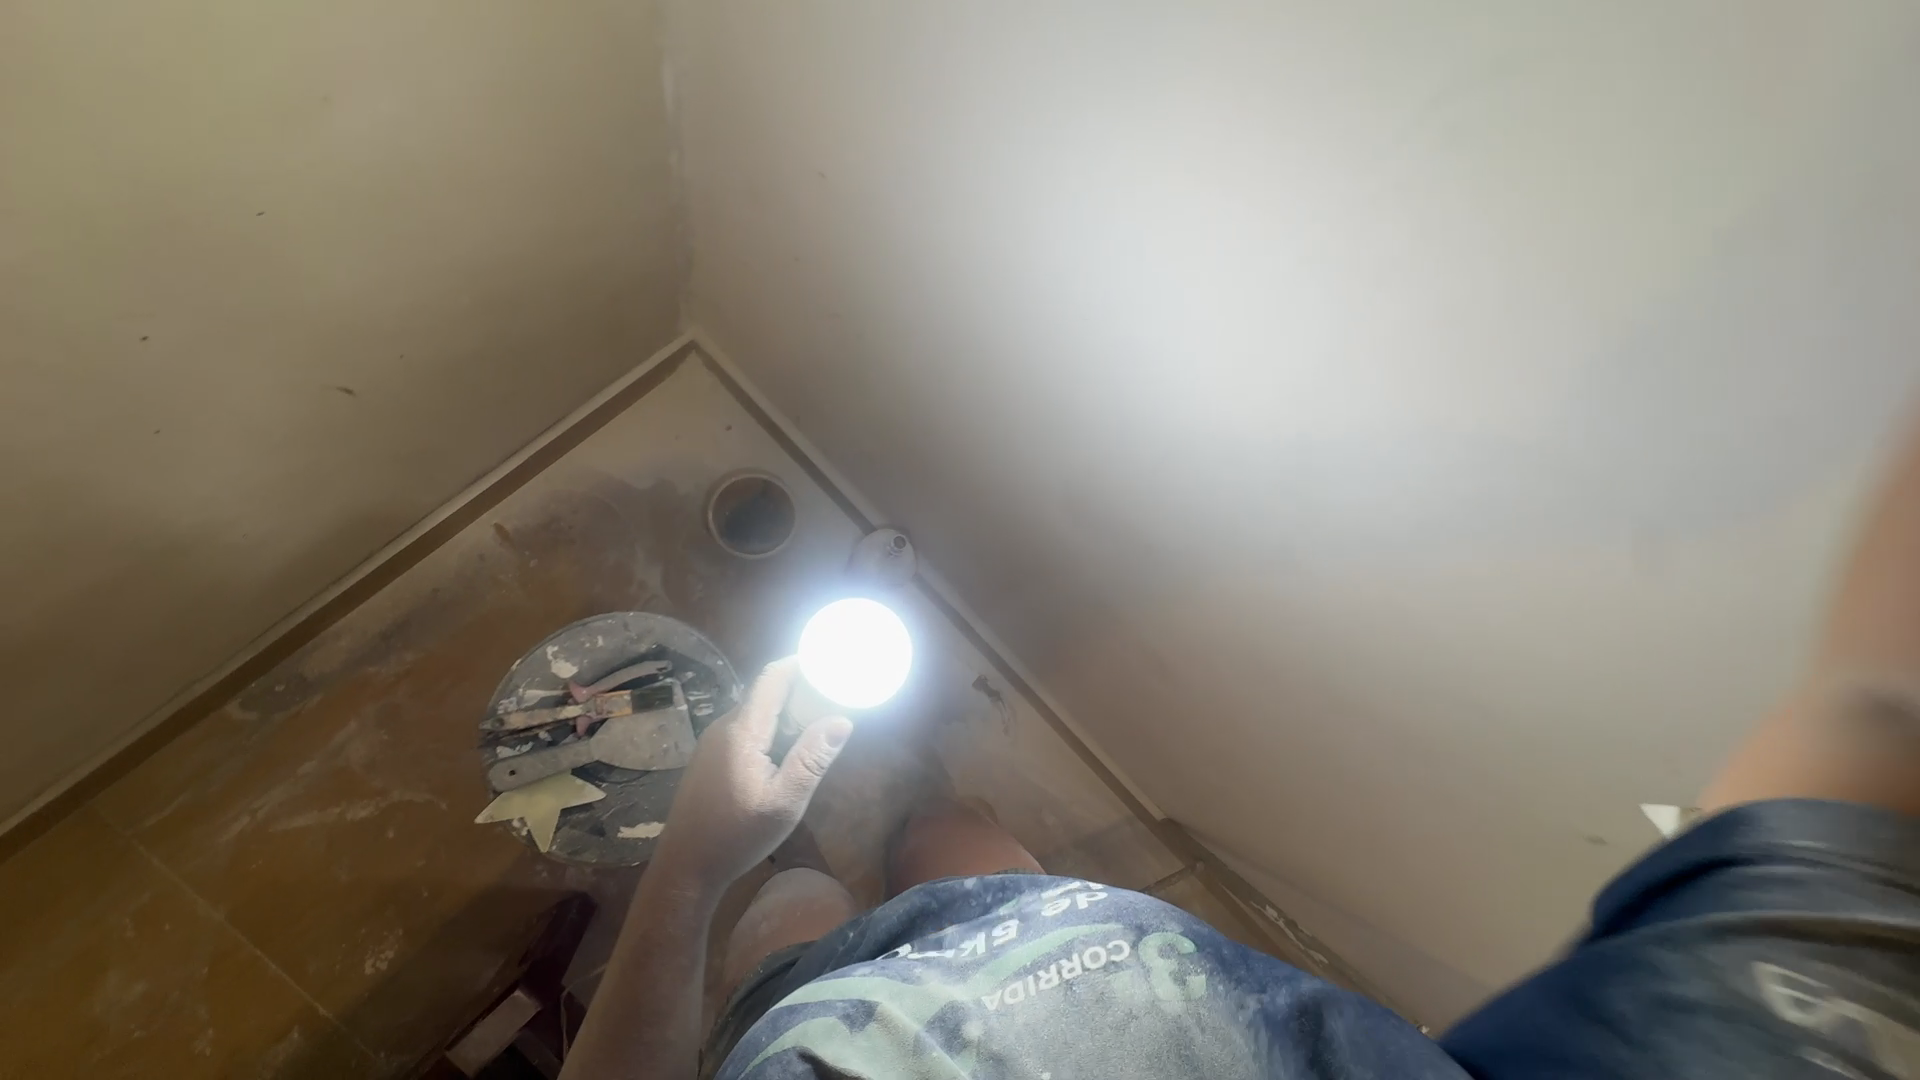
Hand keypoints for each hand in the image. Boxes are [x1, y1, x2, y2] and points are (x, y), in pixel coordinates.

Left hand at [652, 657, 852, 889]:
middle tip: (833, 697)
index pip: (771, 678)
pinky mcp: (710, 761)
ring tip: (817, 724)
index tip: (827, 662)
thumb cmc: (736, 836)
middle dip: (800, 689)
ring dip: (785, 712)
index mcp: (743, 731)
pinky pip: (745, 731)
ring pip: (755, 713)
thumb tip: (842, 720)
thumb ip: (811, 759)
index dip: (799, 663)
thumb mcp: (785, 802)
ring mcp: (713, 744)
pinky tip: (786, 753)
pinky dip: (770, 730)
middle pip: (765, 693)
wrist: (684, 870)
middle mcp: (724, 728)